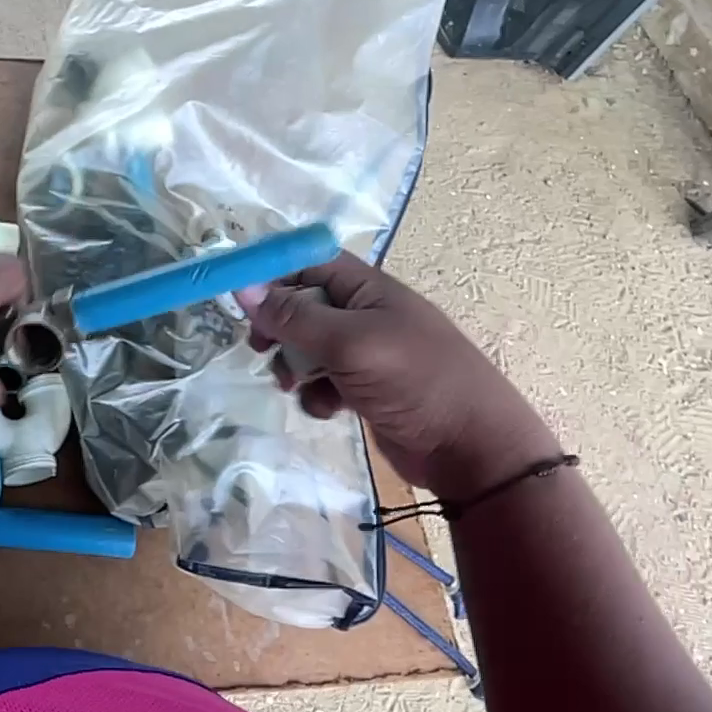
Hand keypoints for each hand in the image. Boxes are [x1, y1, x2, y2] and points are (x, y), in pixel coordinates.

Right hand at [246, 253, 558, 499]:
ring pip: (308, 348)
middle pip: (304, 306)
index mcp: (369, 289)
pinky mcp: (365, 390)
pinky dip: (316, 394)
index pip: (310, 263)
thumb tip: (241, 289)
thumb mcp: (349, 343)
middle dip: (278, 327)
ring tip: (293, 386)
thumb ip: (294, 317)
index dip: (274, 275)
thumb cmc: (415, 381)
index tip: (241, 301)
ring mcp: (367, 354)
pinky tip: (326, 409)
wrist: (471, 449)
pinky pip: (323, 382)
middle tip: (260, 348)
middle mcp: (366, 315)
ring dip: (293, 366)